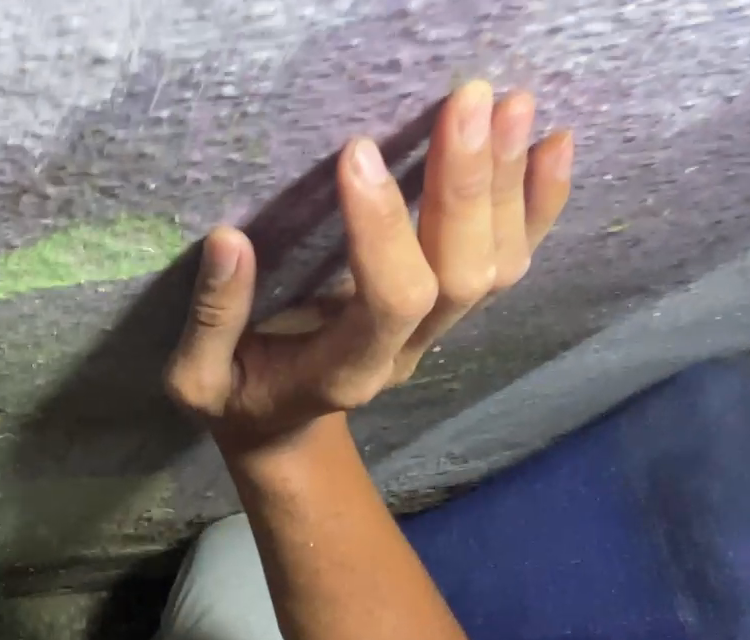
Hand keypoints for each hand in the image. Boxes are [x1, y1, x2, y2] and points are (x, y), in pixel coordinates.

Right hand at [166, 81, 573, 458]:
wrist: (277, 427)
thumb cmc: (232, 401)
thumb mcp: (195, 380)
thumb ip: (210, 320)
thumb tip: (228, 239)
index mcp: (342, 373)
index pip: (389, 300)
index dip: (382, 229)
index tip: (356, 155)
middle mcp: (401, 355)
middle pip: (462, 275)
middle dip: (466, 187)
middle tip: (466, 103)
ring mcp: (431, 336)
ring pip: (498, 265)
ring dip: (507, 184)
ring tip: (510, 106)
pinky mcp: (441, 314)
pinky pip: (511, 262)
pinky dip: (537, 204)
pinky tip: (553, 143)